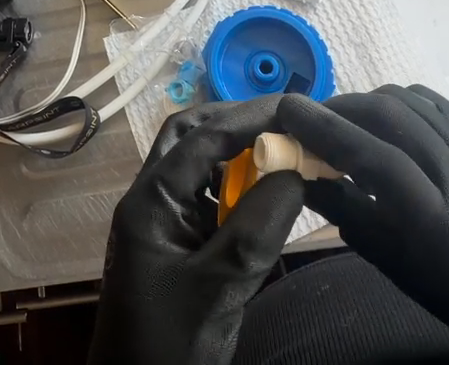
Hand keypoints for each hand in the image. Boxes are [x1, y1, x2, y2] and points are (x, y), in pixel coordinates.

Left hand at [88, 97, 303, 364]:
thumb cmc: (169, 344)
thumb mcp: (219, 287)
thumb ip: (257, 226)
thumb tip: (295, 170)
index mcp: (150, 200)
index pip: (203, 138)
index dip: (251, 116)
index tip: (297, 107)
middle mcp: (150, 199)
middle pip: (189, 136)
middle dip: (235, 120)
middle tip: (283, 120)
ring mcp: (160, 221)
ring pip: (195, 165)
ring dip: (235, 152)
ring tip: (281, 150)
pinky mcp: (174, 245)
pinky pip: (204, 199)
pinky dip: (235, 188)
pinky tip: (265, 196)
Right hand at [277, 85, 448, 363]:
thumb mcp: (394, 262)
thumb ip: (345, 210)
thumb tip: (299, 172)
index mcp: (434, 217)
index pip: (372, 156)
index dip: (325, 129)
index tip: (286, 110)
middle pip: (385, 115)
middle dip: (336, 108)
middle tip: (307, 117)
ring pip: (404, 99)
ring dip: (362, 101)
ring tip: (342, 119)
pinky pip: (427, 99)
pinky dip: (393, 100)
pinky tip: (381, 118)